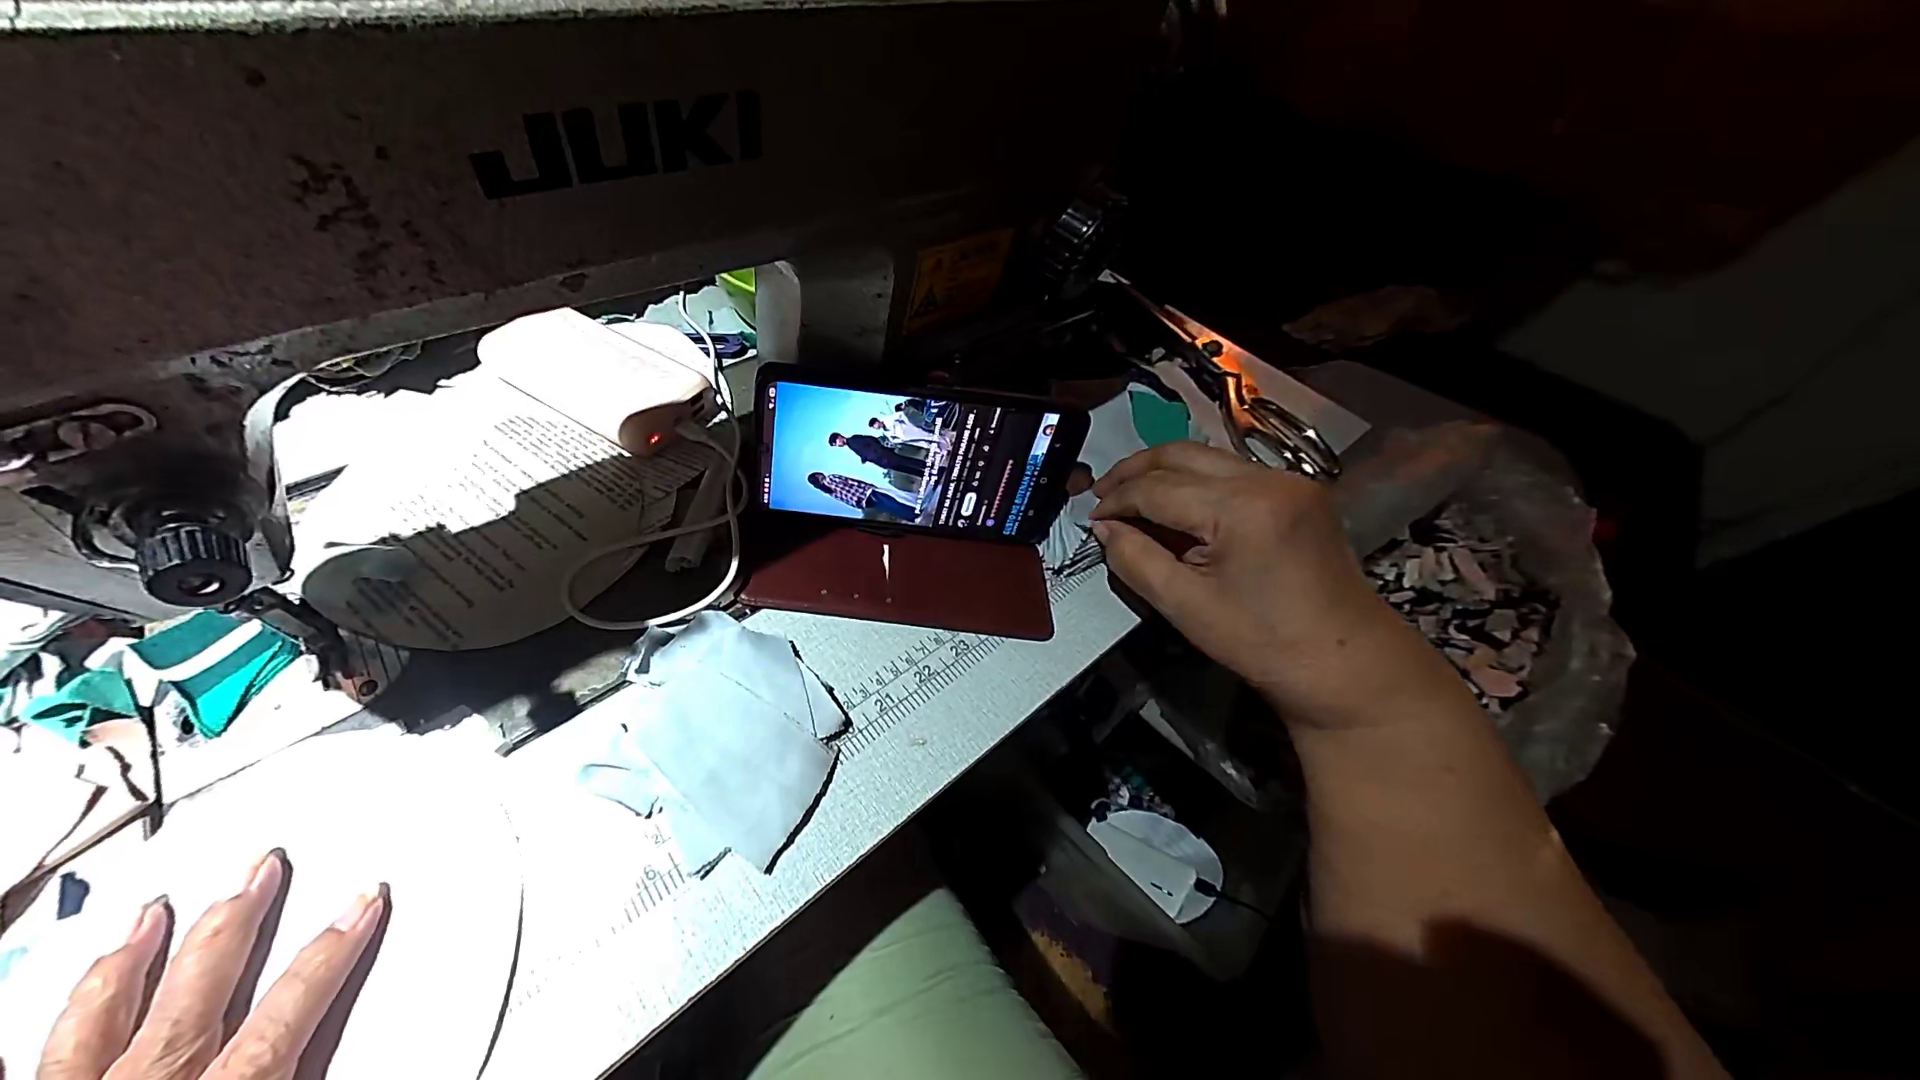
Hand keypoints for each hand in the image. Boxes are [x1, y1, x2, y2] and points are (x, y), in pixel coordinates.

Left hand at [37, 850, 385, 1079]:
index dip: (338, 945)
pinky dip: (46, 1025)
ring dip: (130, 959)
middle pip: (198, 988)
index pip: (297, 1002)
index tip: (362, 903)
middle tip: (258, 872)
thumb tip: (357, 1061)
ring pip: (96, 1020)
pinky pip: (21, 1069)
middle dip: (237, 920)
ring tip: (150, 914)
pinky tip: (58, 995)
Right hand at [1091, 443, 1435, 724]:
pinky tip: (1172, 506)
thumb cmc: (1264, 644)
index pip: (1158, 488)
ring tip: (1129, 498)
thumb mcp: (1185, 606)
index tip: (1090, 519)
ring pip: (1206, 457)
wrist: (1347, 666)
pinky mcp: (1298, 493)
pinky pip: (1230, 473)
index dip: (1117, 501)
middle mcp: (1269, 479)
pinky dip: (1193, 483)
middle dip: (1133, 471)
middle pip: (1181, 454)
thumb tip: (1105, 529)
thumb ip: (1135, 560)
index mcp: (1243, 507)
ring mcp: (1289, 481)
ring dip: (1162, 473)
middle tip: (1101, 494)